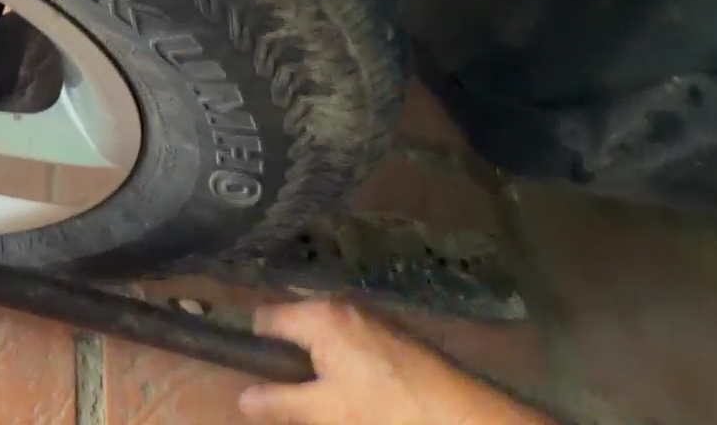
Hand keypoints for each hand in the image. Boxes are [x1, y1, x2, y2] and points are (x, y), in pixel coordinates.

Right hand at [239, 300, 553, 424]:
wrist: (473, 420)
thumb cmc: (391, 411)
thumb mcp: (329, 413)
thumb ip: (281, 402)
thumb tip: (242, 397)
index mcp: (317, 315)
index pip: (264, 319)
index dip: (259, 347)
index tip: (269, 376)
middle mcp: (338, 303)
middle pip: (296, 324)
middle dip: (296, 357)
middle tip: (311, 394)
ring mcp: (371, 315)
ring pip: (327, 333)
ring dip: (325, 360)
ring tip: (343, 397)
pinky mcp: (396, 332)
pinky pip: (354, 339)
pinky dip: (351, 360)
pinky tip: (372, 393)